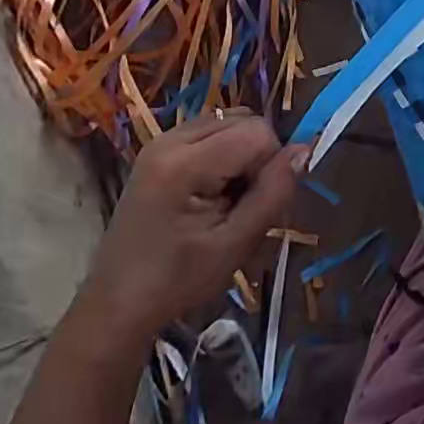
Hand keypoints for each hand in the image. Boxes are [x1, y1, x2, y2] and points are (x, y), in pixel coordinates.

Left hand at [81, 111, 306, 340]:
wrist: (118, 303)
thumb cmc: (178, 280)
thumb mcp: (236, 244)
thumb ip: (273, 193)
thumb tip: (305, 149)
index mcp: (184, 163)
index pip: (257, 131)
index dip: (270, 164)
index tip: (256, 204)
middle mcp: (170, 138)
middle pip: (243, 119)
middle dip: (257, 156)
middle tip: (242, 204)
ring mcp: (161, 140)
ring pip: (229, 121)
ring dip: (241, 154)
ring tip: (226, 199)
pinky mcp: (158, 148)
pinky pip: (210, 131)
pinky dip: (224, 153)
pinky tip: (211, 190)